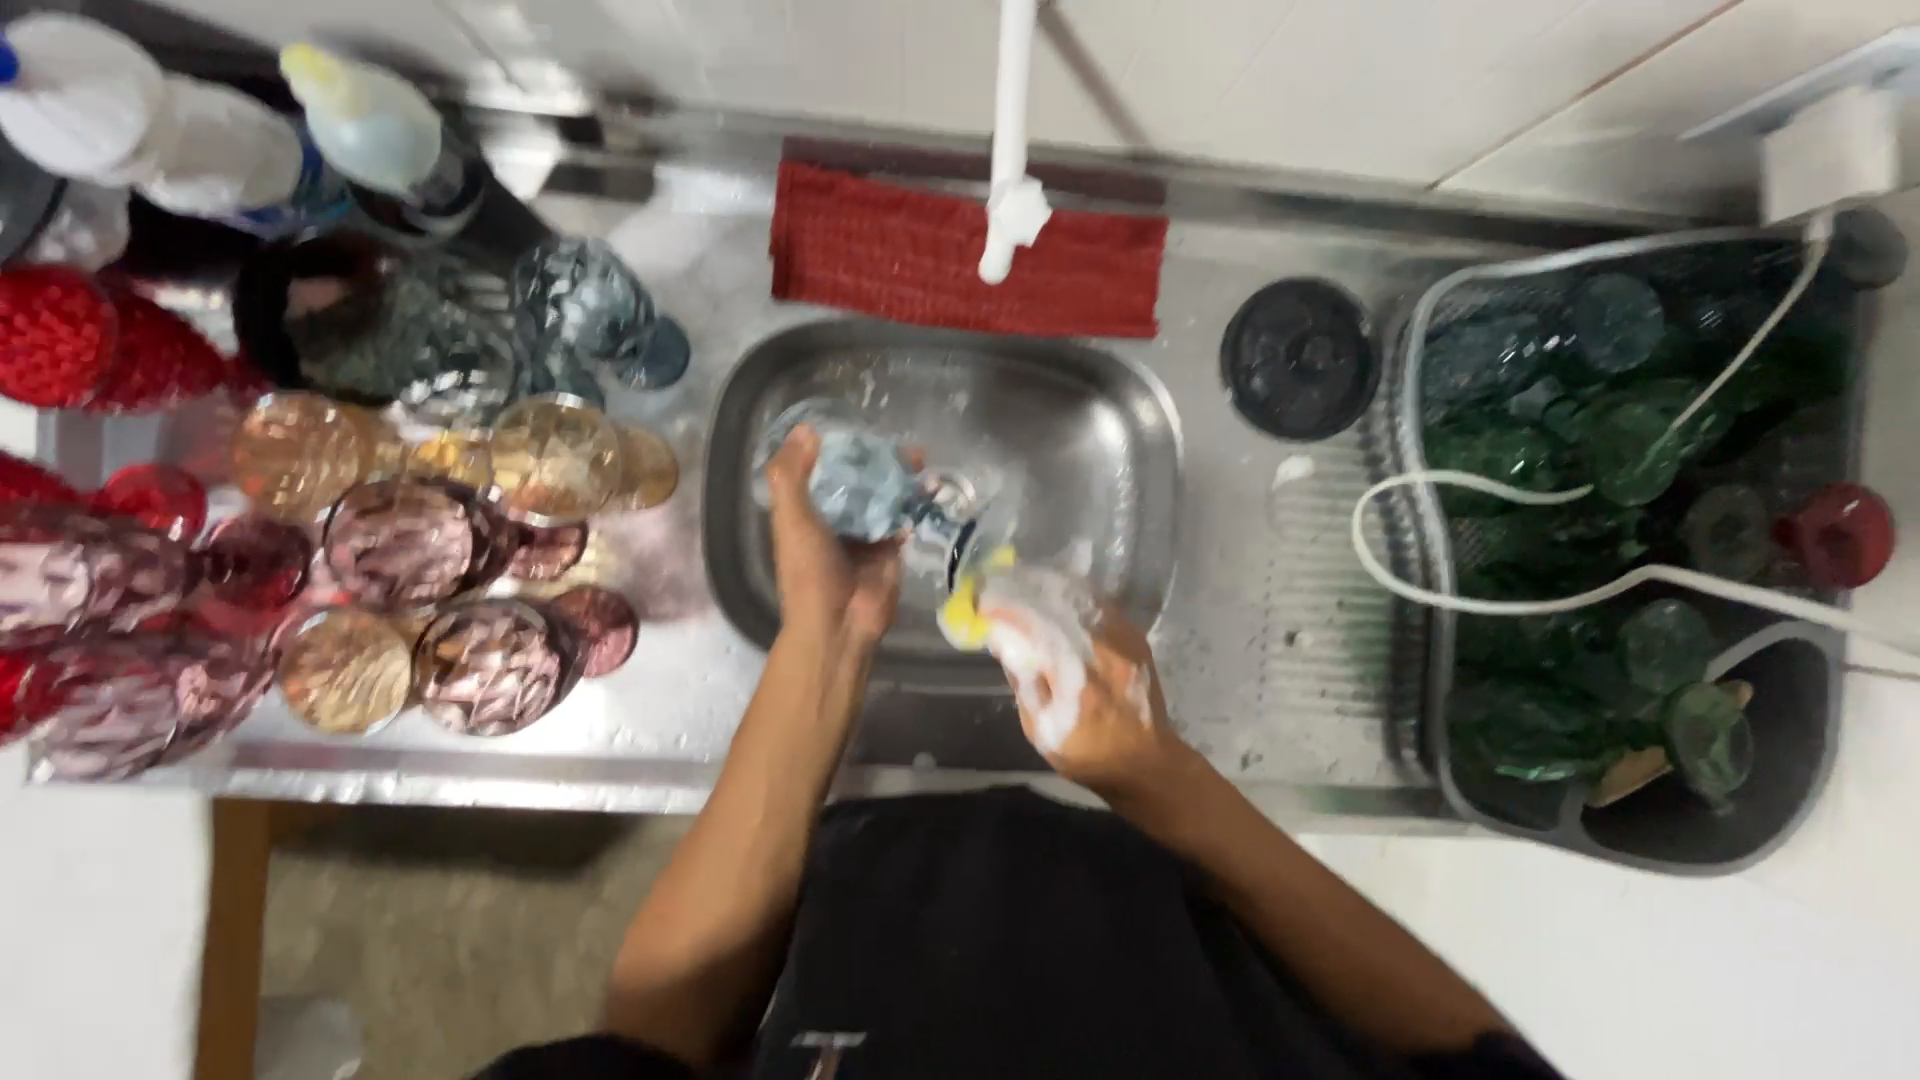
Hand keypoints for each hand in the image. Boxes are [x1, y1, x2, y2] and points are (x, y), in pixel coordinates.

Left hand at [764, 425, 904, 650]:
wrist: (840, 623)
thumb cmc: (808, 571)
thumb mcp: (790, 520)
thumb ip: (791, 476)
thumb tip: (806, 431)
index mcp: (805, 513)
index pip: (819, 472)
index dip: (834, 450)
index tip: (853, 428)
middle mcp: (834, 521)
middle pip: (856, 482)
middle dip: (873, 461)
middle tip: (893, 440)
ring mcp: (864, 535)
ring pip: (882, 497)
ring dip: (897, 477)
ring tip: (916, 456)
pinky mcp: (890, 549)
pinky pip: (902, 518)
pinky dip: (913, 501)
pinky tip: (926, 483)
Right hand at [979, 597, 1194, 801]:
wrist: (1147, 763)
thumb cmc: (1088, 754)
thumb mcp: (1042, 729)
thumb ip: (1024, 684)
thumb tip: (1004, 643)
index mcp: (1077, 681)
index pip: (1035, 630)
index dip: (1005, 612)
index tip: (981, 604)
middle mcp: (1103, 653)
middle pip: (1058, 605)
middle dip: (1022, 591)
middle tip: (996, 587)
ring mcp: (1124, 641)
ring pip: (1081, 598)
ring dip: (1047, 586)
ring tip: (1021, 582)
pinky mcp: (1135, 637)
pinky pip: (1100, 603)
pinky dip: (1074, 594)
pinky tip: (1055, 592)